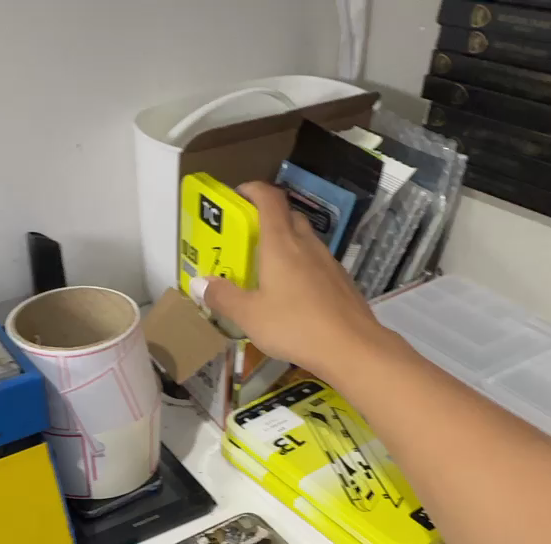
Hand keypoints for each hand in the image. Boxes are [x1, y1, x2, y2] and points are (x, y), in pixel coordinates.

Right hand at [193, 181, 393, 379]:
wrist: (350, 346)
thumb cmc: (294, 326)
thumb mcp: (250, 316)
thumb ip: (224, 297)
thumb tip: (200, 283)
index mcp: (281, 244)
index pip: (269, 200)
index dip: (253, 190)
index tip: (238, 195)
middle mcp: (306, 244)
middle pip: (288, 217)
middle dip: (267, 219)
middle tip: (248, 239)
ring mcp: (327, 261)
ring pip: (304, 240)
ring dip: (286, 244)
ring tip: (268, 269)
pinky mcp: (340, 280)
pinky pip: (316, 262)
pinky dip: (301, 266)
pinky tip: (294, 294)